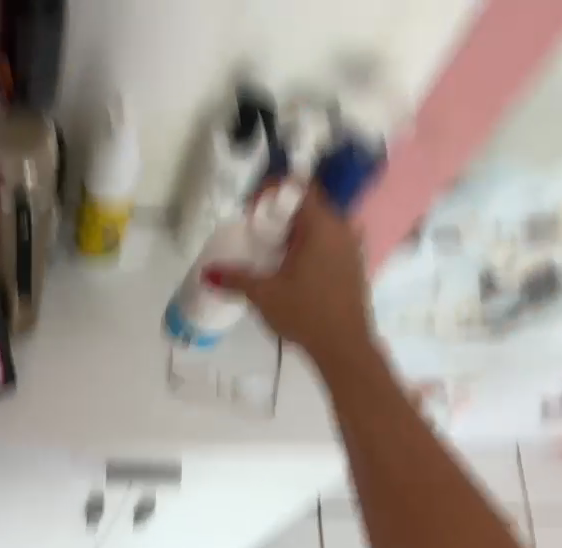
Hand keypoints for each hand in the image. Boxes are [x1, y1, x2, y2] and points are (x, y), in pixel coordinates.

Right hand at [206, 186, 379, 364]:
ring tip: (271, 255)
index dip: (272, 191)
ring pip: (319, 227)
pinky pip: (329, 244)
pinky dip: (309, 249)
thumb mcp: (263, 295)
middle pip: (308, 206)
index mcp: (321, 225)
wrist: (344, 347)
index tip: (251, 211)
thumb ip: (234, 279)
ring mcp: (351, 247)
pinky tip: (292, 272)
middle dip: (280, 215)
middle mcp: (342, 227)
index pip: (299, 187)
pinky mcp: (354, 266)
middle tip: (256, 234)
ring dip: (295, 234)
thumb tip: (207, 274)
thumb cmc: (304, 314)